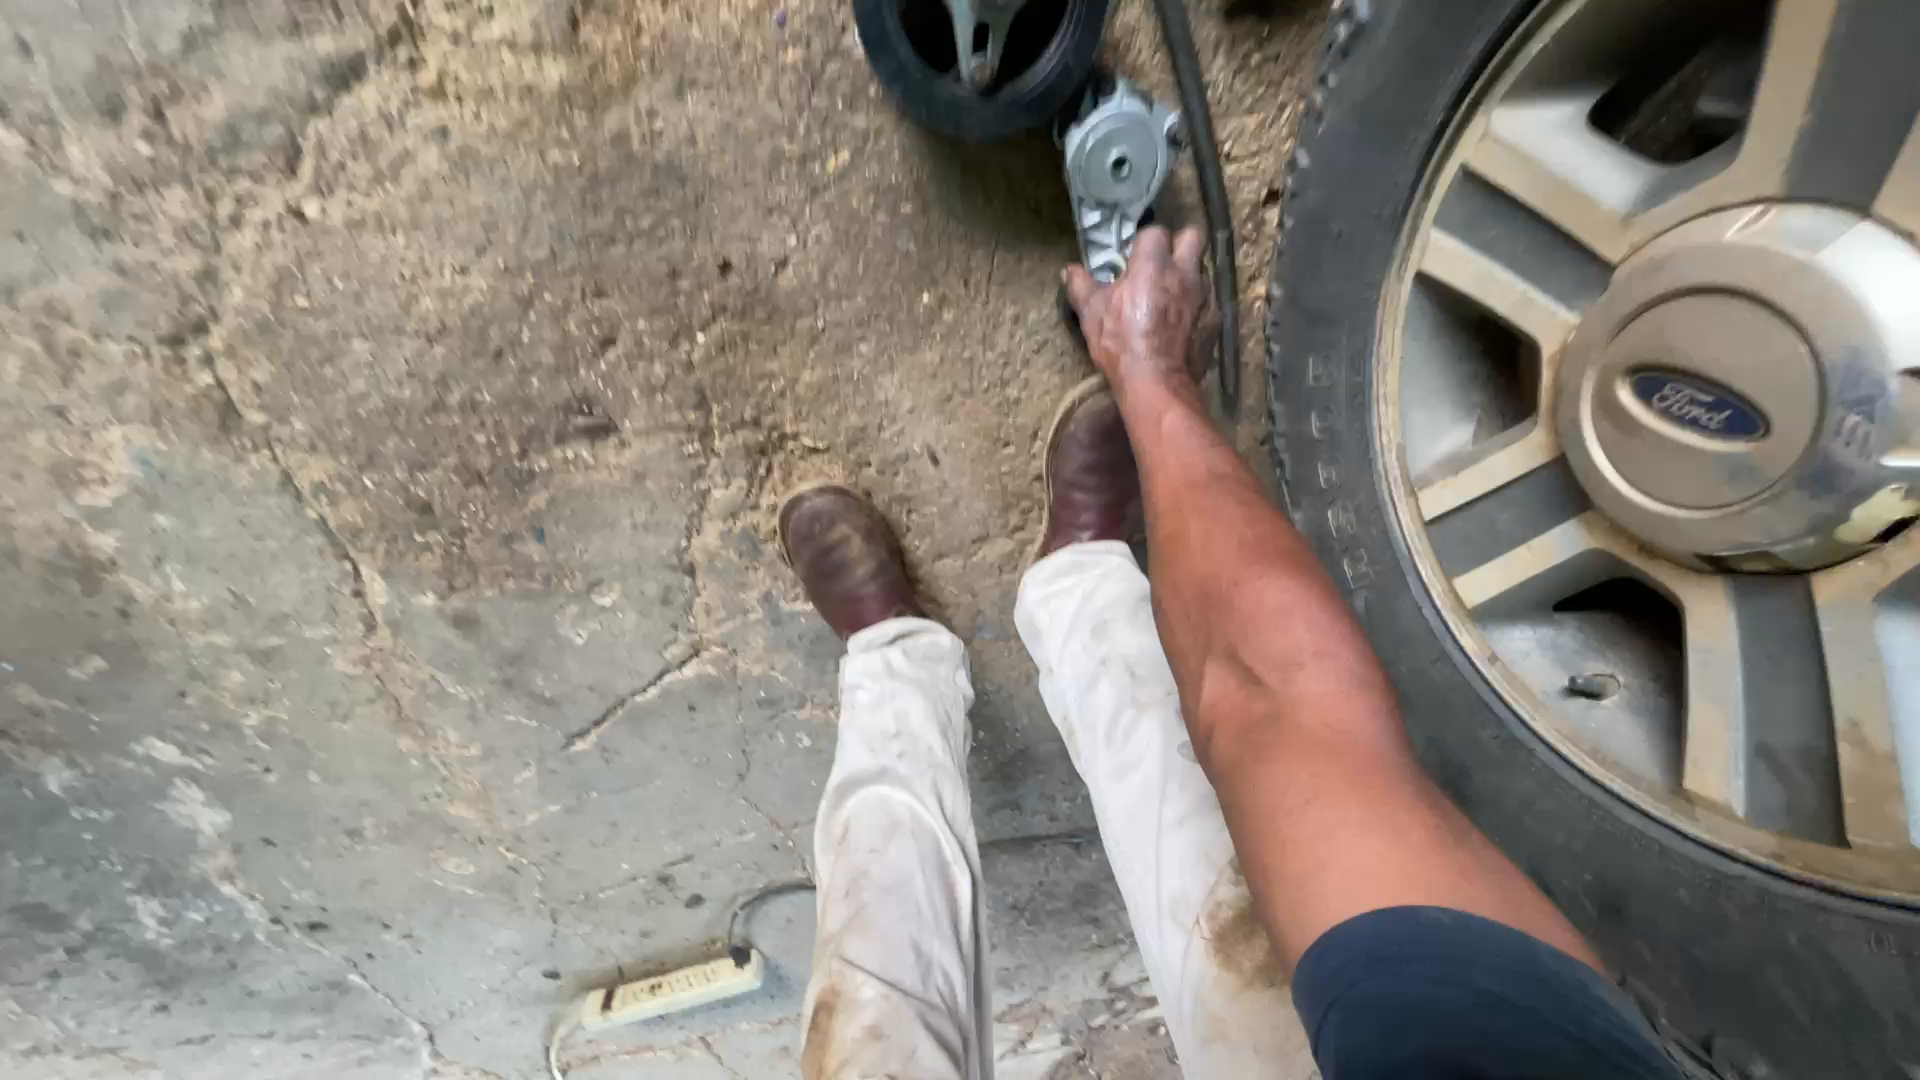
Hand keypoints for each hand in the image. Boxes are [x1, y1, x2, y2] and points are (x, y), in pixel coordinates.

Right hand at [1064, 226, 1212, 399]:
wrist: (1154, 381)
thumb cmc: (1119, 342)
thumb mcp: (1091, 313)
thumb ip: (1080, 285)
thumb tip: (1068, 269)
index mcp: (1153, 264)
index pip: (1155, 231)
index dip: (1143, 242)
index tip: (1133, 258)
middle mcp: (1184, 272)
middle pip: (1193, 235)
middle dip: (1180, 244)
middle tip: (1163, 264)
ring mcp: (1204, 296)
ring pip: (1202, 270)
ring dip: (1188, 278)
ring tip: (1172, 298)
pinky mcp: (1214, 320)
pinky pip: (1208, 303)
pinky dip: (1196, 308)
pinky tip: (1182, 324)